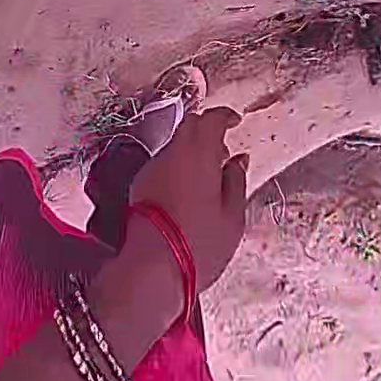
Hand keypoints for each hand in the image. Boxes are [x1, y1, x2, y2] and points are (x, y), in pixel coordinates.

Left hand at [127, 107, 248, 291]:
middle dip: (207, 128)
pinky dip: (180, 163)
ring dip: (193, 148)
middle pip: (189, 124)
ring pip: (176, 143)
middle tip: (224, 148)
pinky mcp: (141, 180)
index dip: (224, 115)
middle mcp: (172, 152)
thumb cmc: (201, 242)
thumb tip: (238, 158)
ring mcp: (153, 165)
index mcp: (198, 153)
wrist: (153, 264)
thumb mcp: (232, 216)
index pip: (210, 119)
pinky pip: (165, 161)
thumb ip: (236, 180)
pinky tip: (190, 188)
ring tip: (211, 175)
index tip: (236, 120)